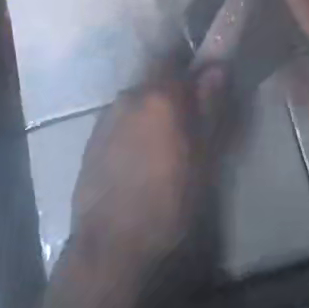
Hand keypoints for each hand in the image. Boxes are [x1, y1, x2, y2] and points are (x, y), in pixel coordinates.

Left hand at [69, 66, 223, 271]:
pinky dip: (134, 129)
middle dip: (173, 92)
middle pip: (156, 79)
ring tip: (165, 145)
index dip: (194, 69)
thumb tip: (216, 69)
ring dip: (152, 112)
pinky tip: (141, 159)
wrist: (111, 248)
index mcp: (160, 95)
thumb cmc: (169, 203)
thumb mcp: (203, 158)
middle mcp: (130, 95)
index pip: (178, 59)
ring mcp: (106, 117)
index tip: (208, 85)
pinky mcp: (92, 141)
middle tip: (190, 120)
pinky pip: (121, 121)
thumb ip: (209, 108)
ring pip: (137, 101)